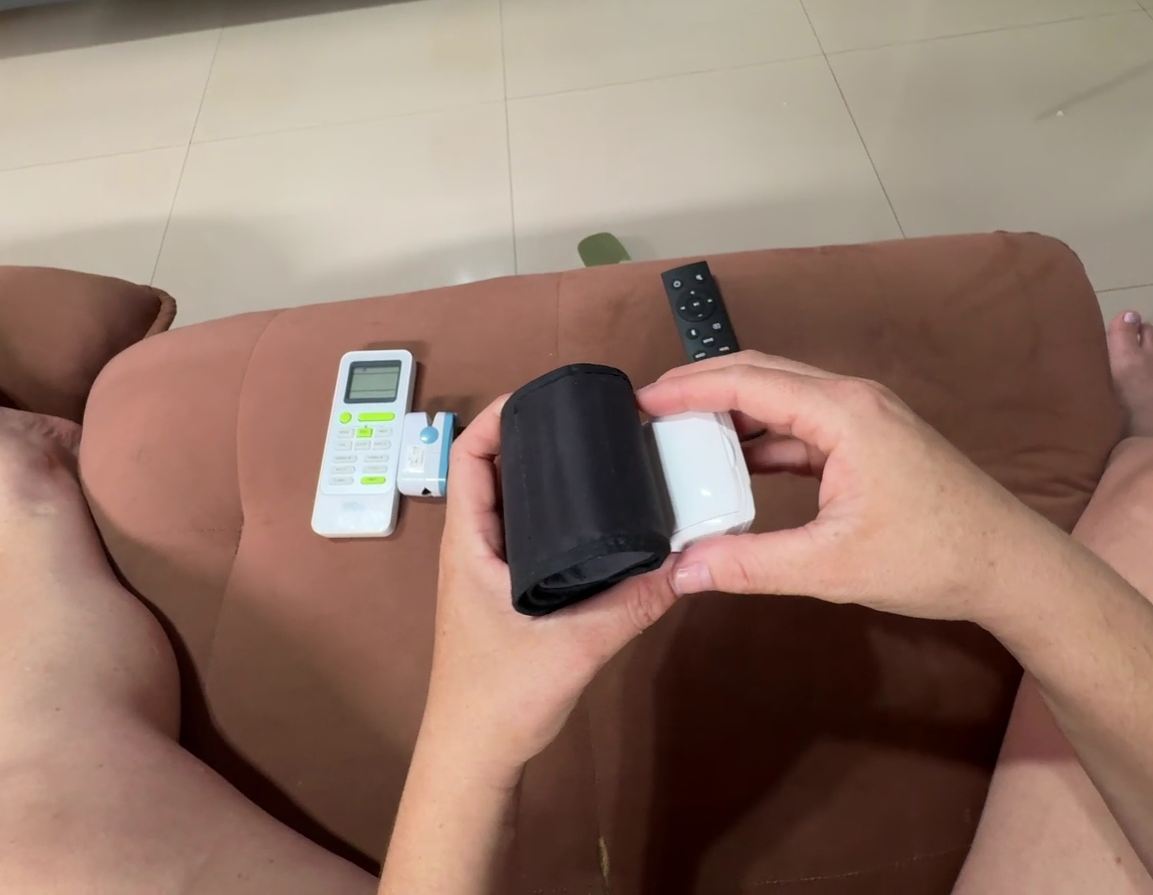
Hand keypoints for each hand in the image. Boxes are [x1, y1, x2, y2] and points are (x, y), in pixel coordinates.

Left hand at [420, 395, 679, 774]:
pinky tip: (592, 516)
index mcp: (469, 542)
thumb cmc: (499, 697)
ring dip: (540, 472)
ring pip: (510, 500)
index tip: (544, 396)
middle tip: (584, 420)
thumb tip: (683, 562)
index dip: (497, 416)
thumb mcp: (575, 645)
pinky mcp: (505, 587)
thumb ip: (631, 602)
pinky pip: (524, 530)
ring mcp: (487, 566)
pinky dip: (550, 508)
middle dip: (530, 436)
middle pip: (493, 468)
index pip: (469, 456)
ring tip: (593, 455)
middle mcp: (473, 544)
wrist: (475, 755)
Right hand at [636, 352, 1057, 622]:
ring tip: (681, 432)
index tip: (641, 400)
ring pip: (778, 395)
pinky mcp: (865, 437)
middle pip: (759, 372)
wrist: (1013, 566)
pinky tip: (734, 462)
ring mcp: (860, 414)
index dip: (688, 387)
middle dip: (701, 386)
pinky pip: (798, 423)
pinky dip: (760, 437)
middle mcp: (849, 398)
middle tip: (650, 409)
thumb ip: (751, 565)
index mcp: (842, 411)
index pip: (748, 380)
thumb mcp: (833, 565)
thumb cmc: (934, 558)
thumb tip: (683, 571)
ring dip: (730, 410)